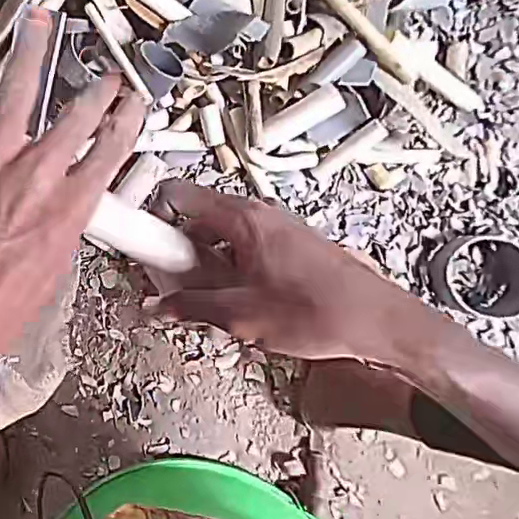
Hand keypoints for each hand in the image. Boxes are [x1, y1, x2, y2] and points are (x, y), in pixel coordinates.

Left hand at [0, 10, 142, 430]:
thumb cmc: (5, 306)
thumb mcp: (59, 262)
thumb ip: (66, 215)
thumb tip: (69, 190)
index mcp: (67, 208)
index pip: (109, 148)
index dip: (125, 119)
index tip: (131, 103)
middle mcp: (30, 181)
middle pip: (74, 117)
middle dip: (96, 87)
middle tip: (104, 69)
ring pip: (15, 99)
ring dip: (31, 55)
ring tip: (41, 23)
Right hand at [149, 180, 459, 371]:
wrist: (381, 324)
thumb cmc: (324, 311)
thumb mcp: (242, 315)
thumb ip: (190, 307)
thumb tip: (155, 306)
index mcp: (242, 218)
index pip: (178, 195)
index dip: (151, 217)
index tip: (137, 244)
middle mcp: (257, 216)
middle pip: (193, 221)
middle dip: (175, 254)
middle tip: (168, 288)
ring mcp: (272, 231)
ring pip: (216, 239)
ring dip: (201, 268)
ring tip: (204, 304)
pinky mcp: (284, 248)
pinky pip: (239, 251)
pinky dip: (225, 273)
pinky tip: (232, 306)